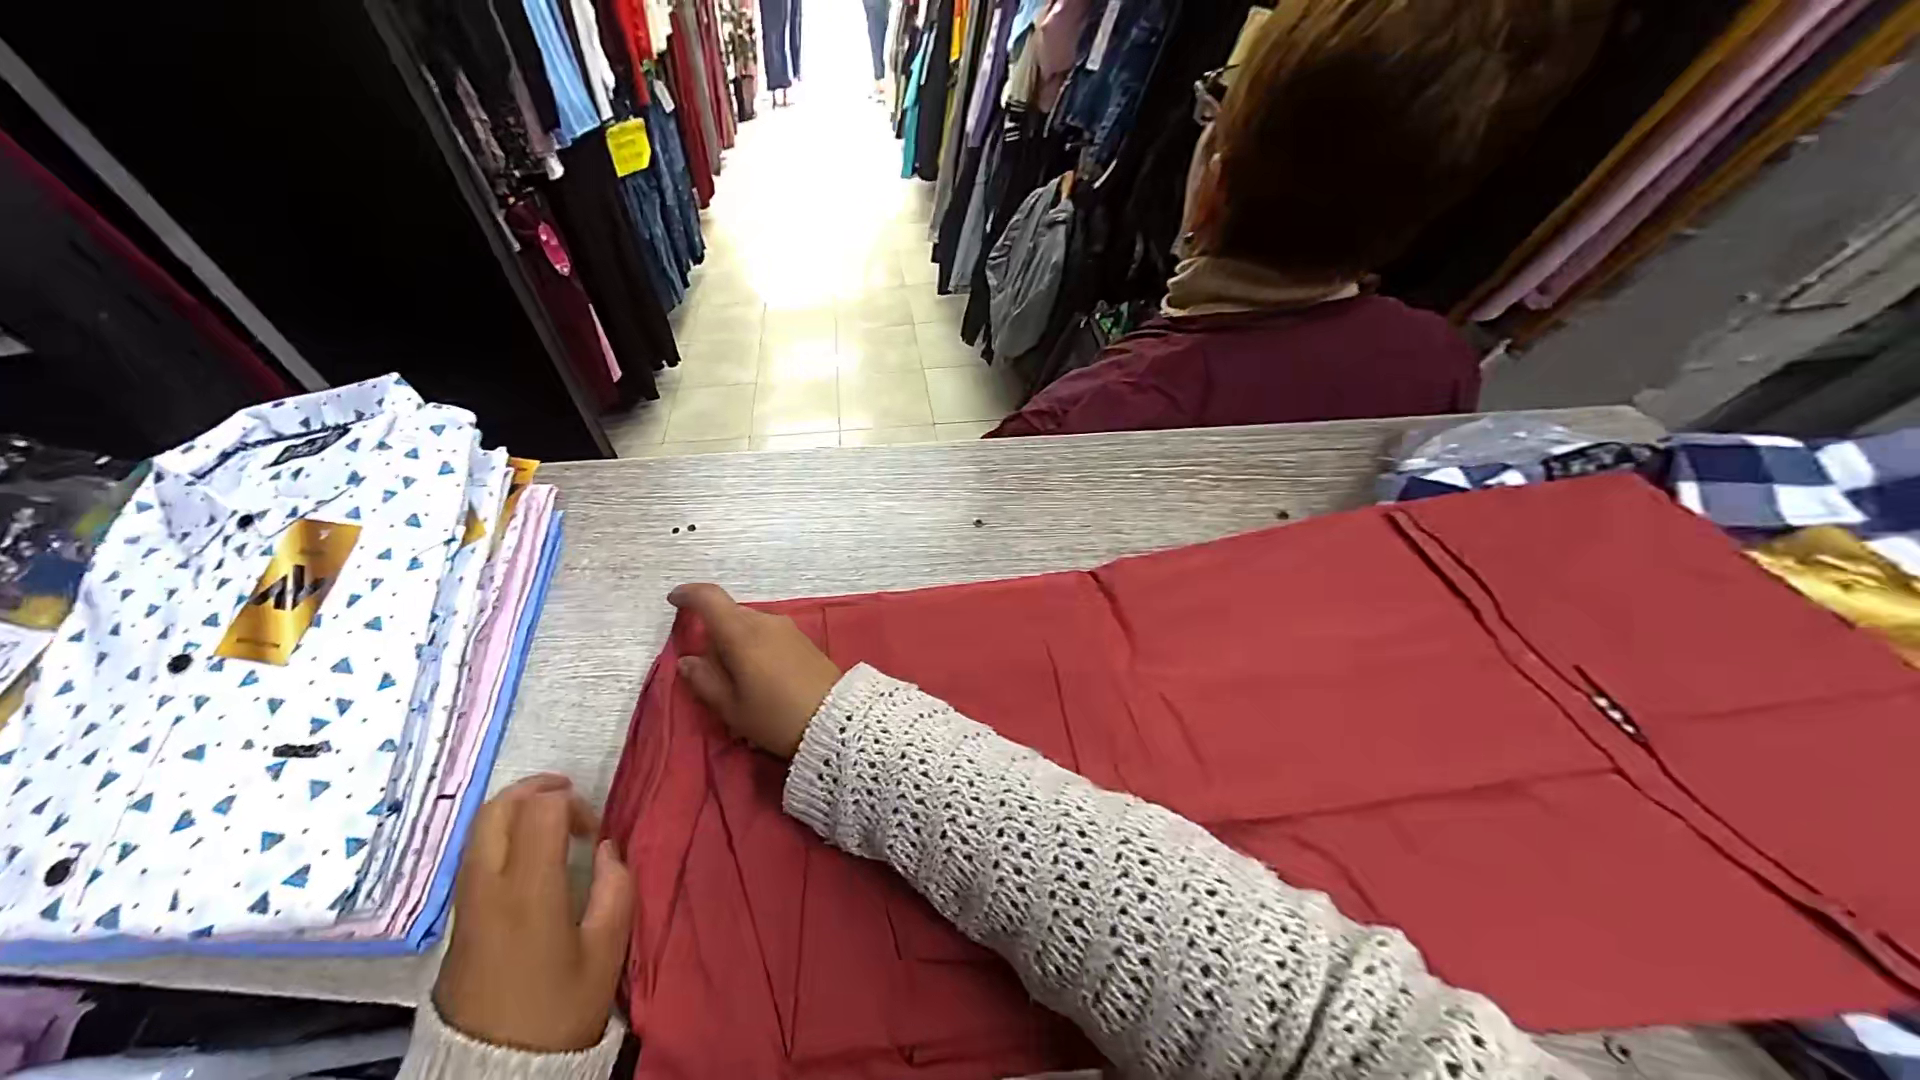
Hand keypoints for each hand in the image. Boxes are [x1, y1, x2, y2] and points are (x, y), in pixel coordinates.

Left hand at [434, 774, 632, 1052]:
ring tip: (553, 819)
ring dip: (516, 809)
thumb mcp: (606, 950)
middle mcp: (487, 888)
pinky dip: (503, 833)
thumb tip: (609, 849)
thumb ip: (616, 889)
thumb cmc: (559, 1010)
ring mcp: (465, 903)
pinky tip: (531, 851)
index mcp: (527, 891)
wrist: (492, 1071)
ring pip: (479, 829)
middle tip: (569, 792)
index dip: (572, 803)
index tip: (595, 830)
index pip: (540, 811)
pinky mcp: (458, 920)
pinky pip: (475, 854)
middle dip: (534, 789)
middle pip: (496, 810)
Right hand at [667, 583, 842, 758]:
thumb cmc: (775, 715)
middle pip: (730, 615)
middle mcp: (765, 621)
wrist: (835, 719)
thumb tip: (688, 660)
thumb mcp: (731, 707)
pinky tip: (760, 676)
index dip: (689, 594)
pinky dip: (755, 646)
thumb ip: (704, 680)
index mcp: (742, 632)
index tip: (674, 600)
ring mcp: (787, 627)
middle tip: (711, 672)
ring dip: (736, 642)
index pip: (710, 598)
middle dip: (714, 634)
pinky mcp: (803, 638)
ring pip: (749, 624)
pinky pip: (767, 633)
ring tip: (739, 681)